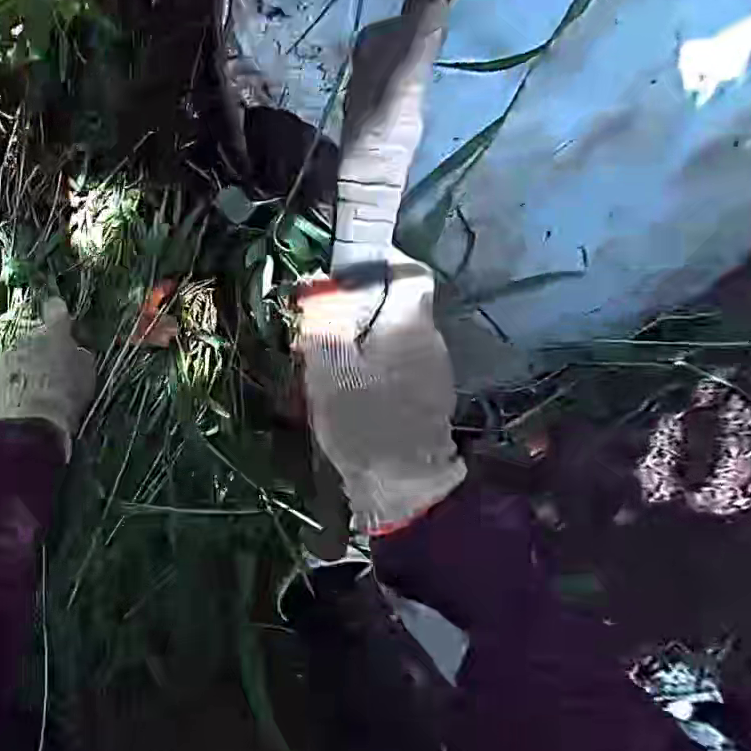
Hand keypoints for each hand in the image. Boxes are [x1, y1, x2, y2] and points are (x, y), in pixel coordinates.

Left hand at [0, 299, 95, 457]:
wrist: (32, 422)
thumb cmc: (67, 396)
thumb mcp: (86, 375)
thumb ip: (80, 356)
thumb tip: (75, 350)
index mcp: (55, 334)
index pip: (56, 312)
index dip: (58, 313)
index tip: (59, 314)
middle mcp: (28, 337)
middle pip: (36, 337)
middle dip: (42, 348)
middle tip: (52, 370)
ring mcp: (8, 354)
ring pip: (19, 354)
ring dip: (26, 364)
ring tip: (35, 389)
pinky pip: (7, 370)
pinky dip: (13, 379)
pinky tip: (21, 397)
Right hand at [297, 250, 465, 533]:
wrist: (402, 485)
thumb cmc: (363, 422)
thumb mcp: (329, 370)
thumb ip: (322, 323)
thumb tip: (316, 285)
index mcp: (409, 325)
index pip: (408, 272)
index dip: (376, 265)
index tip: (340, 277)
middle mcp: (430, 339)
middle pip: (397, 304)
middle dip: (358, 306)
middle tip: (320, 325)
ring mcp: (434, 369)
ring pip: (395, 334)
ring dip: (363, 337)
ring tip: (328, 359)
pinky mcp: (428, 394)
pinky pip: (398, 360)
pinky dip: (374, 361)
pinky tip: (351, 385)